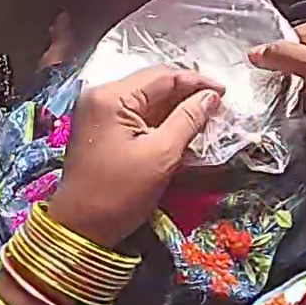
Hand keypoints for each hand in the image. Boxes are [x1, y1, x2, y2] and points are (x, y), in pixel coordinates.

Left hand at [46, 68, 224, 245]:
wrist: (80, 228)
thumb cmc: (120, 193)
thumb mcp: (161, 155)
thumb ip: (188, 120)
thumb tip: (211, 96)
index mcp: (112, 97)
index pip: (162, 76)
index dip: (197, 82)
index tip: (225, 92)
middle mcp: (101, 95)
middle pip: (152, 83)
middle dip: (186, 92)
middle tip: (218, 104)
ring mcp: (97, 110)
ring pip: (145, 98)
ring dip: (175, 105)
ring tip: (205, 114)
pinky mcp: (100, 127)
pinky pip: (136, 113)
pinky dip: (159, 118)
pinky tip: (180, 125)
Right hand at [249, 22, 305, 159]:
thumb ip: (284, 56)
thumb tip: (253, 52)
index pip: (294, 36)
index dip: (274, 49)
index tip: (251, 67)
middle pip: (298, 67)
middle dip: (280, 81)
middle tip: (258, 96)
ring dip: (293, 105)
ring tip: (274, 116)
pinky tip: (300, 128)